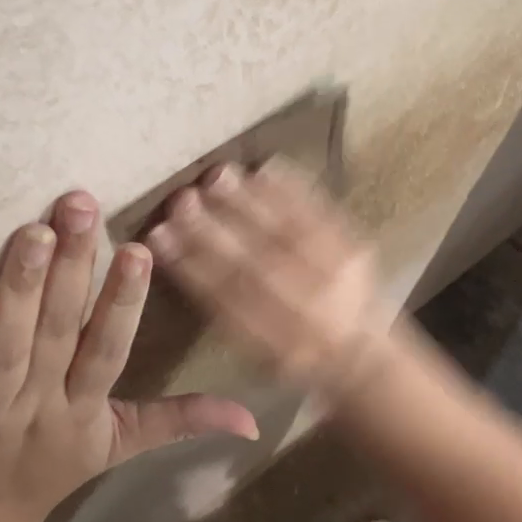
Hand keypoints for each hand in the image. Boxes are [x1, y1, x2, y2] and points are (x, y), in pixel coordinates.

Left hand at [0, 191, 259, 521]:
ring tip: (33, 233)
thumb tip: (252, 419)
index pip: (108, 351)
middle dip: (71, 271)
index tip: (139, 249)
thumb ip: (179, 420)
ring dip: (18, 294)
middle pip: (57, 335)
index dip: (124, 304)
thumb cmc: (51, 467)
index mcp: (83, 409)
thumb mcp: (117, 445)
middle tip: (79, 207)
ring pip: (5, 353)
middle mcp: (37, 408)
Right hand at [144, 160, 392, 395]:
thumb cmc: (289, 351)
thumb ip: (217, 310)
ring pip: (289, 236)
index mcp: (274, 344)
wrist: (363, 354)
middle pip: (255, 266)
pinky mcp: (356, 249)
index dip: (190, 266)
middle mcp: (307, 313)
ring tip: (217, 176)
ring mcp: (336, 278)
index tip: (158, 235)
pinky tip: (267, 167)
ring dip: (251, 202)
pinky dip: (295, 189)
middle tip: (181, 200)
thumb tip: (176, 255)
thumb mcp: (252, 353)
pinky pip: (325, 216)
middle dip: (214, 231)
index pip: (227, 300)